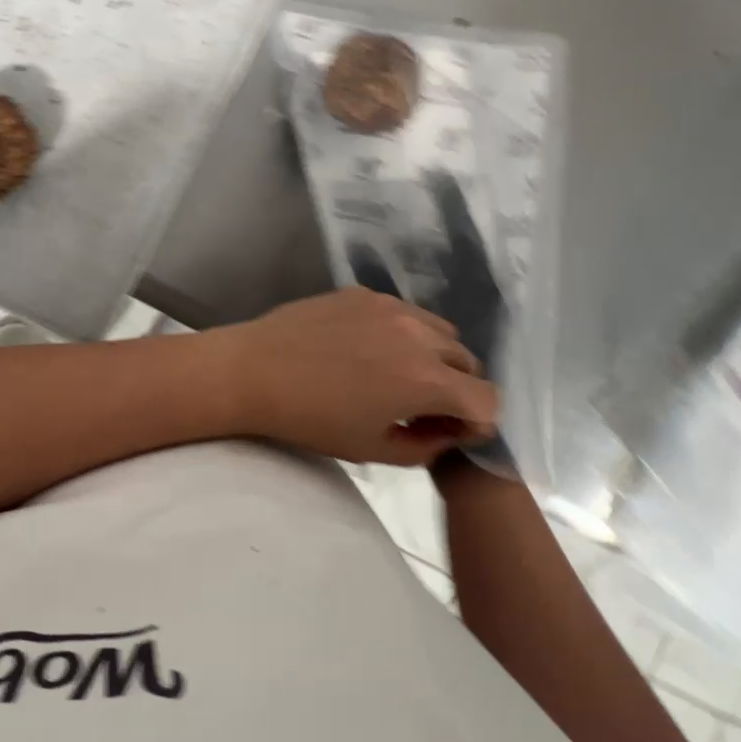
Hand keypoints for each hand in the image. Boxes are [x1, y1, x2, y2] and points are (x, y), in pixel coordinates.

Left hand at [208, 286, 498, 466]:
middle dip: (457, 388)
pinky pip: (404, 311)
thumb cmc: (310, 419)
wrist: (252, 371)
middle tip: (421, 406)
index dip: (476, 423)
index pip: (488, 400)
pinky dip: (403, 332)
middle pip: (468, 361)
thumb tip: (448, 431)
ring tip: (396, 374)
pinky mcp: (363, 292)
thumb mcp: (372, 449)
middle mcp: (418, 336)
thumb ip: (425, 446)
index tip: (448, 430)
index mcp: (426, 381)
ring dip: (434, 355)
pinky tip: (366, 349)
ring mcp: (390, 307)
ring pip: (440, 330)